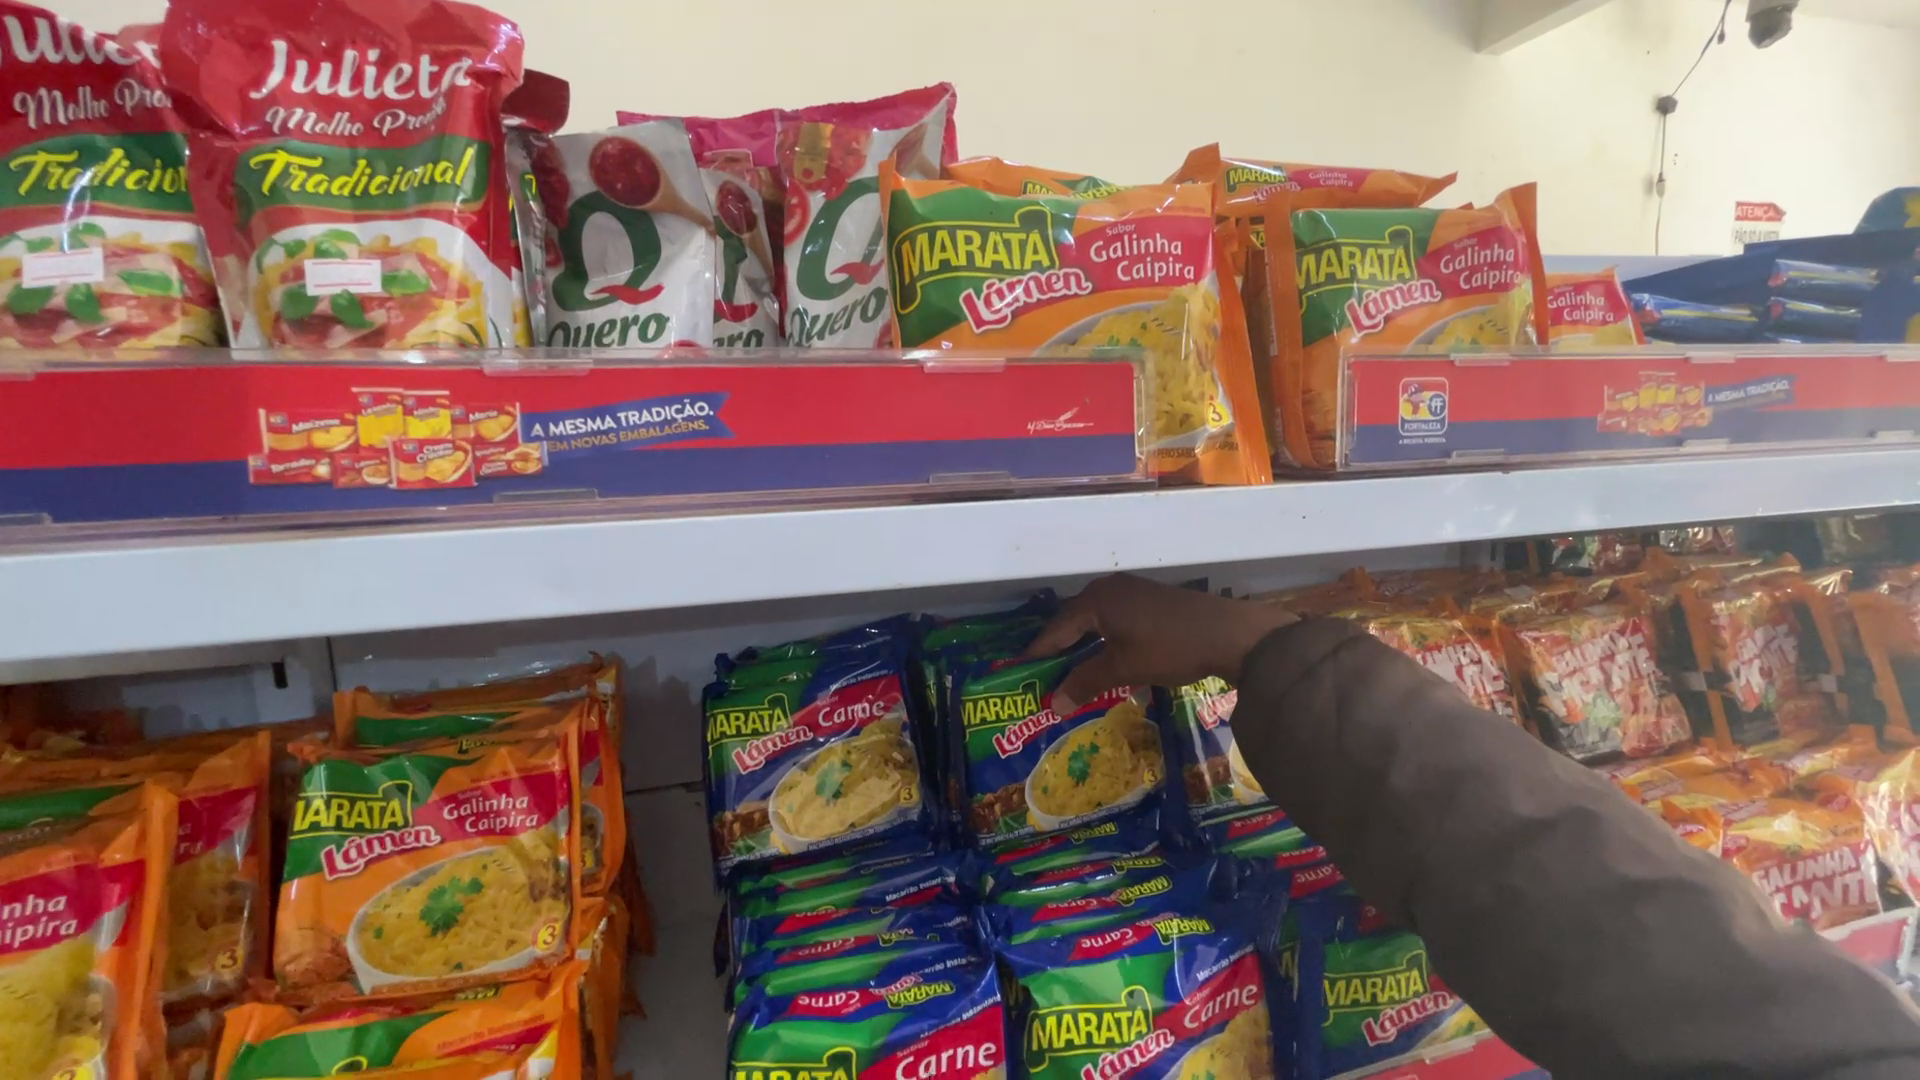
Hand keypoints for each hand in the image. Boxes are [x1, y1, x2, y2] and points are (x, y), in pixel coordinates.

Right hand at [1021, 574, 1298, 710]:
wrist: (1231, 634)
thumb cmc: (1170, 648)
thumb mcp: (1124, 668)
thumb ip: (1086, 682)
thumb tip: (1054, 704)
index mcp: (1096, 600)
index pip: (1055, 629)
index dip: (1038, 653)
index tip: (1021, 673)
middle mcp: (1109, 589)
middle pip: (1073, 621)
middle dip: (1058, 650)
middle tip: (1043, 677)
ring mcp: (1132, 591)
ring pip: (1094, 621)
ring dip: (1082, 645)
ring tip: (1069, 671)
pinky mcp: (1150, 600)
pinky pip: (1113, 619)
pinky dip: (1102, 639)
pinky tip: (1105, 658)